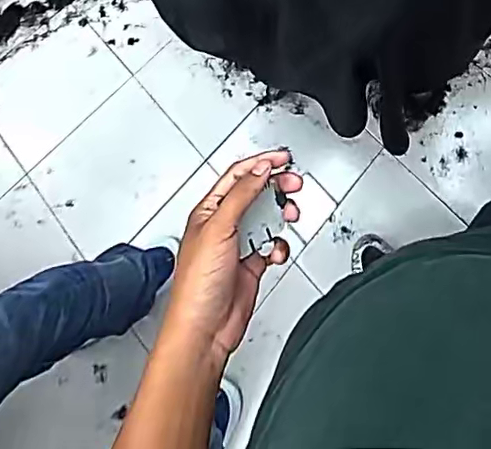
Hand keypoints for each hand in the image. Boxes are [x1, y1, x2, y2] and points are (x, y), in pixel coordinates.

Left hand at [164, 150, 302, 359]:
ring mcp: (238, 243)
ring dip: (281, 214)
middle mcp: (223, 225)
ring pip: (268, 216)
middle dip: (277, 186)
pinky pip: (273, 243)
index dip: (262, 162)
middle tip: (294, 184)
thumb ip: (242, 194)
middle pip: (257, 192)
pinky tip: (275, 251)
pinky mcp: (251, 262)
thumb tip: (261, 168)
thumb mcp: (219, 229)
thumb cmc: (196, 288)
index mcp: (209, 211)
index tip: (283, 158)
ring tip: (289, 216)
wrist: (204, 332)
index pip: (238, 175)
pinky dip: (279, 245)